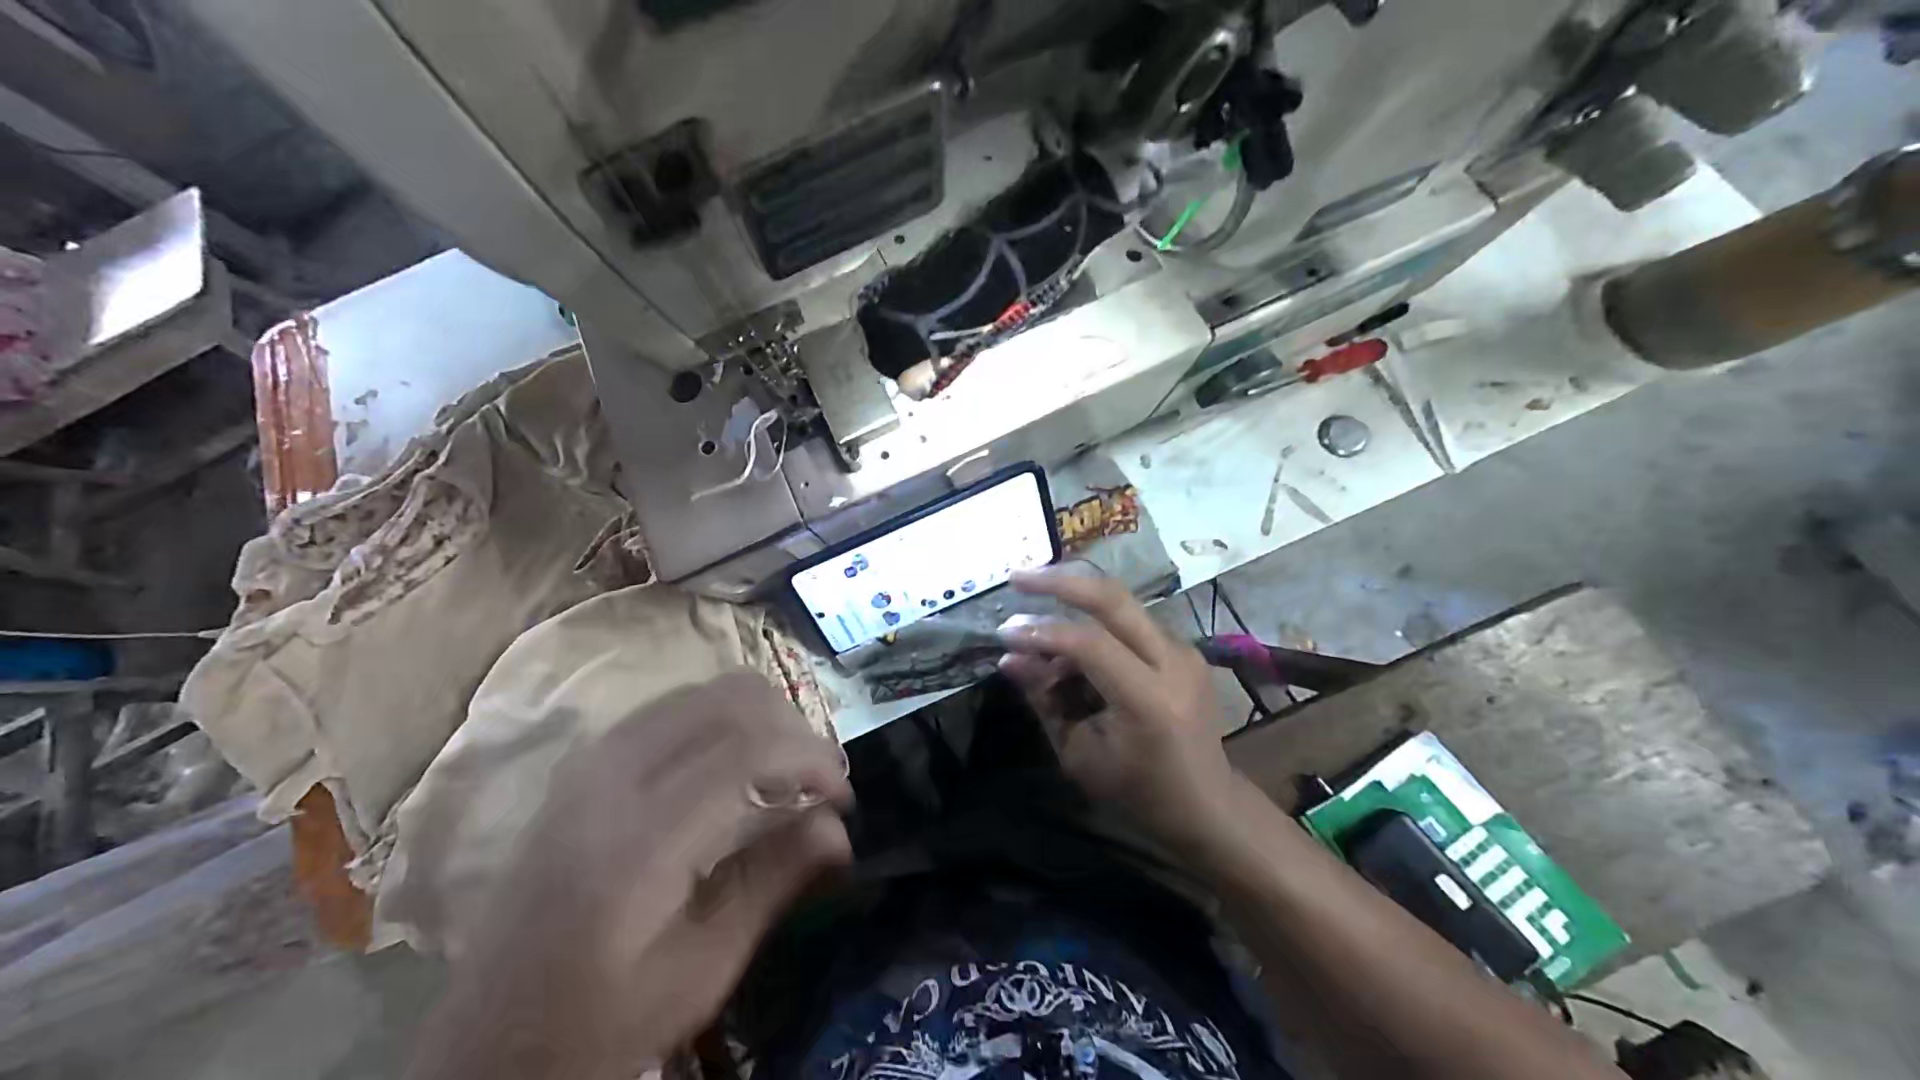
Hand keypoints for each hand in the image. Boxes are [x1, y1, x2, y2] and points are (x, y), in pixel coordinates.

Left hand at [411, 672, 851, 1079]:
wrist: (485, 1044)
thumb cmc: (598, 1024)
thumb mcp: (700, 972)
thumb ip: (772, 884)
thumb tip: (840, 826)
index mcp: (638, 837)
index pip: (747, 747)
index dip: (812, 757)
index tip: (844, 797)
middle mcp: (611, 775)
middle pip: (731, 697)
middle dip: (792, 729)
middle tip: (815, 786)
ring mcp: (591, 760)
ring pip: (704, 691)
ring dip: (759, 721)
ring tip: (782, 777)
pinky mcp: (585, 762)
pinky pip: (675, 707)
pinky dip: (722, 722)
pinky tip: (732, 773)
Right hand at [996, 569, 1243, 854]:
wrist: (1207, 805)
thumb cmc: (1137, 792)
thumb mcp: (1079, 754)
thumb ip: (1044, 699)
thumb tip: (1009, 657)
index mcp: (1150, 699)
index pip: (1090, 644)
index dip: (1042, 633)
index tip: (1003, 633)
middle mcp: (1174, 662)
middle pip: (1113, 598)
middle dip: (1060, 581)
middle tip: (1018, 578)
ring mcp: (1184, 650)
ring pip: (1120, 605)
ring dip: (1073, 603)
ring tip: (1034, 625)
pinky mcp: (1185, 649)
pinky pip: (1130, 623)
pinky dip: (1094, 624)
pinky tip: (1067, 646)